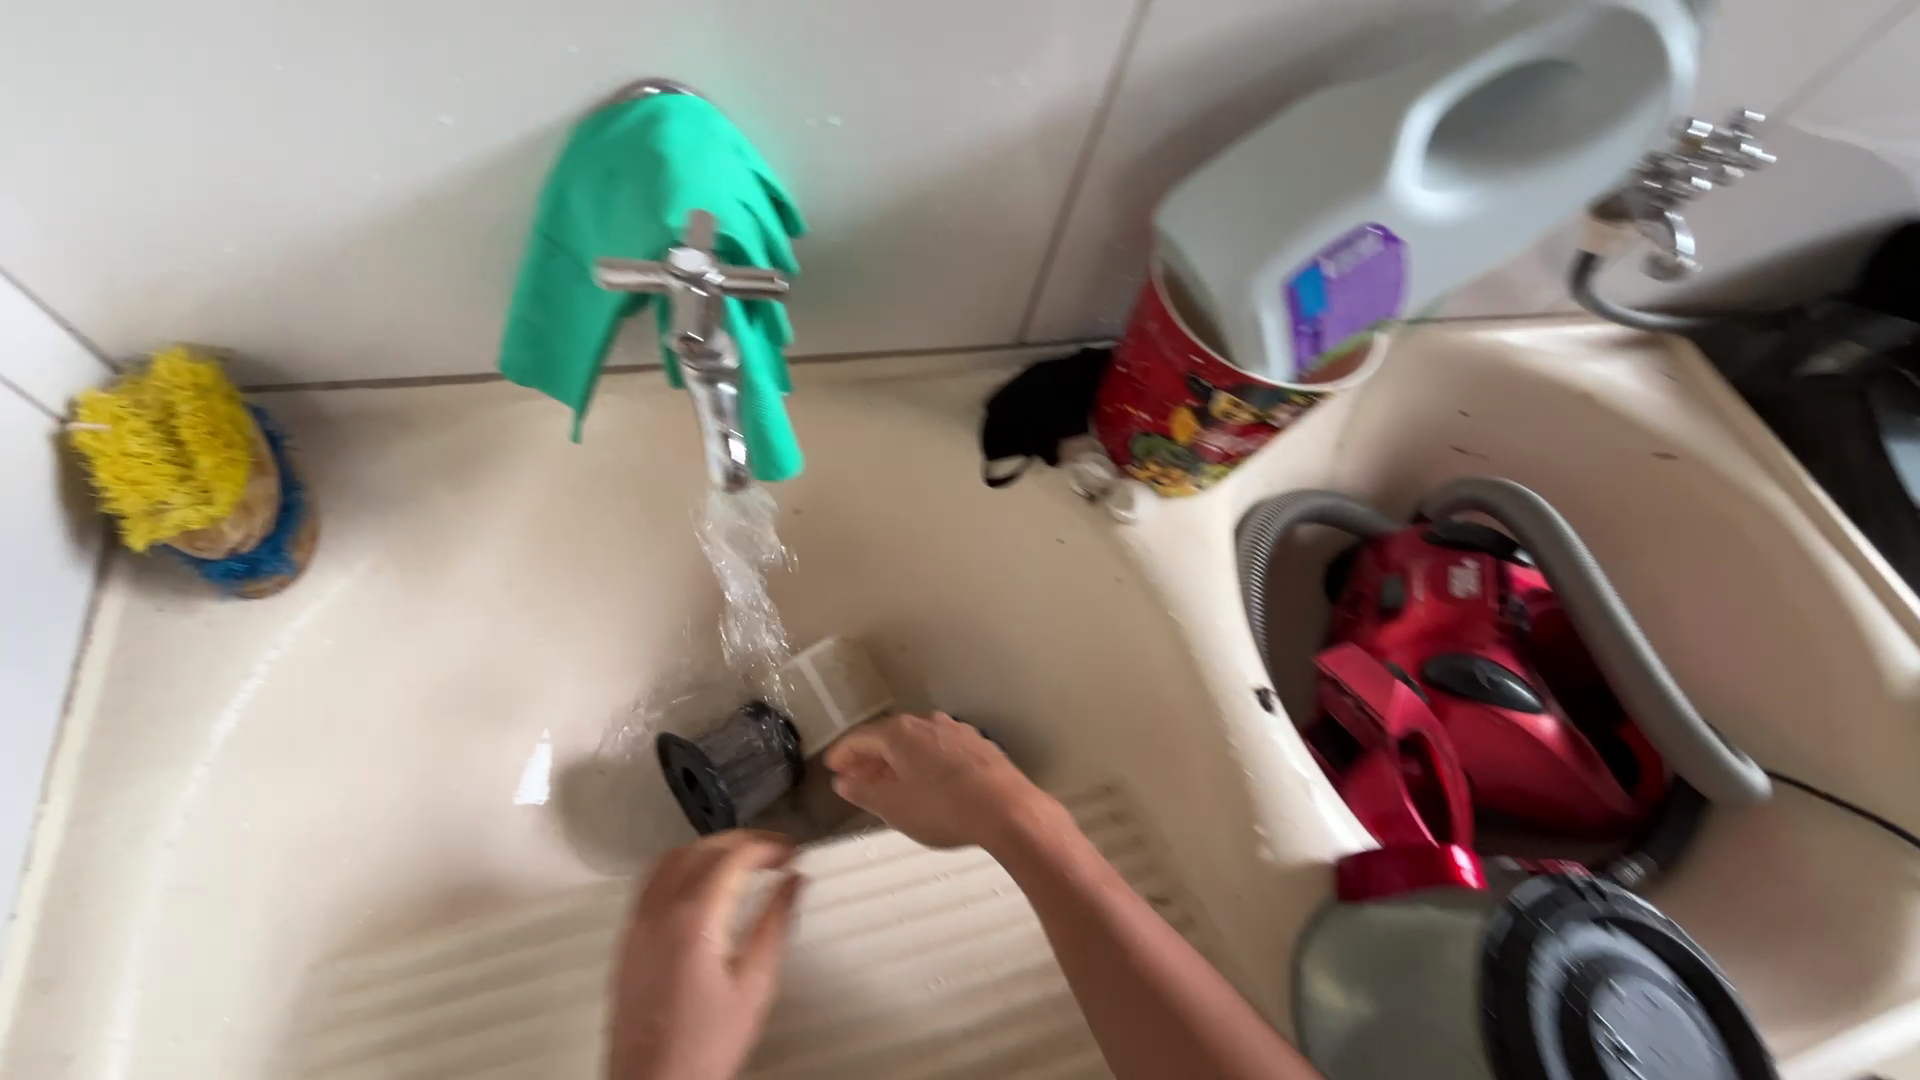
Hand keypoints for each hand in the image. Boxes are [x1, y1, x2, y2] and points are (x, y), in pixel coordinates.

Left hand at [609, 831, 803, 1079]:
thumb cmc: (706, 1046)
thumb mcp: (755, 984)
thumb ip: (775, 923)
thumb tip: (794, 881)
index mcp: (694, 920)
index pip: (733, 857)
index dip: (767, 845)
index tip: (791, 852)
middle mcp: (659, 912)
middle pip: (702, 849)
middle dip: (743, 842)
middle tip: (775, 852)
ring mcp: (637, 924)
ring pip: (672, 858)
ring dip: (710, 848)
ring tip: (742, 860)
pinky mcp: (627, 940)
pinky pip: (651, 881)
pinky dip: (682, 866)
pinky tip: (703, 882)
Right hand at [823, 712, 1067, 851]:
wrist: (1007, 809)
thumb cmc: (944, 809)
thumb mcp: (894, 807)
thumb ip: (864, 792)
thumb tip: (844, 781)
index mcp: (899, 733)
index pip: (860, 737)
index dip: (843, 753)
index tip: (832, 766)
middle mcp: (926, 722)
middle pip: (888, 736)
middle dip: (870, 756)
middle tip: (856, 777)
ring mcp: (955, 730)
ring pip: (916, 741)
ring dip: (898, 759)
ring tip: (890, 782)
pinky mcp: (977, 743)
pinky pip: (939, 747)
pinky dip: (924, 761)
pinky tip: (927, 781)